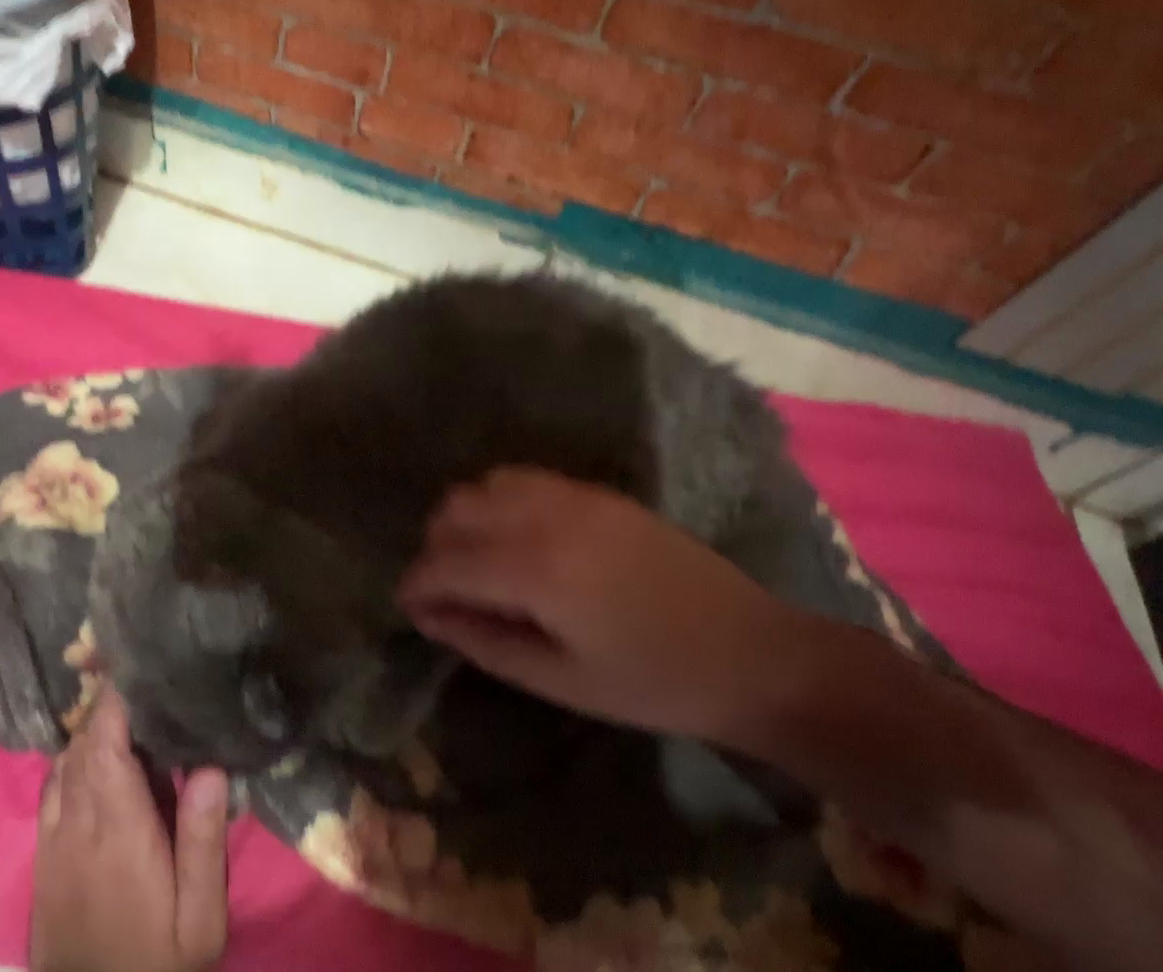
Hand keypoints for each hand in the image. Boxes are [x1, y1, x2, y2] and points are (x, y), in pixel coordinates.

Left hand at [30, 686, 230, 971]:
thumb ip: (202, 844)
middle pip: (83, 746)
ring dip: (89, 732)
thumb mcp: (200, 918)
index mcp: (119, 830)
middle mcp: (77, 825)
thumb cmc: (157, 961)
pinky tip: (93, 759)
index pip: (107, 746)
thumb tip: (209, 768)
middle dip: (107, 708)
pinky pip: (52, 789)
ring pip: (64, 764)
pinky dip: (72, 761)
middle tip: (139, 678)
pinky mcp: (43, 857)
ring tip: (123, 711)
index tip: (137, 667)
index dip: (117, 702)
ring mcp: (53, 840)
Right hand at [396, 468, 813, 740]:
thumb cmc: (651, 682)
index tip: (408, 611)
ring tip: (476, 567)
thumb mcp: (557, 679)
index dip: (415, 586)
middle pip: (455, 510)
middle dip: (435, 550)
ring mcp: (575, 496)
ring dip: (465, 521)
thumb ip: (482, 641)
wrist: (753, 654)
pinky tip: (514, 544)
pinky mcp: (598, 493)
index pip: (445, 562)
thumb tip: (427, 615)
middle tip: (443, 595)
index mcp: (534, 568)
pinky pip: (522, 480)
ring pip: (485, 485)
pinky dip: (498, 504)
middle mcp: (546, 515)